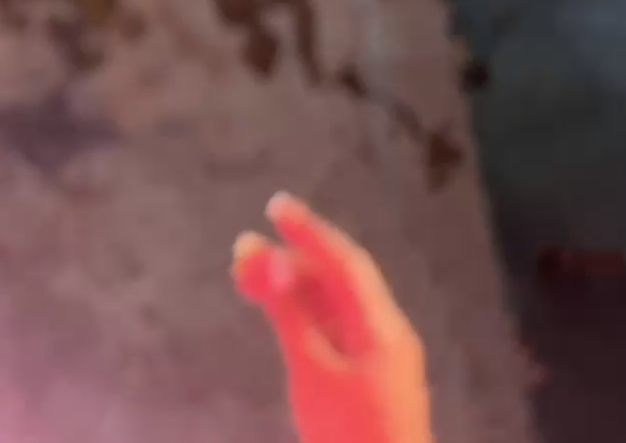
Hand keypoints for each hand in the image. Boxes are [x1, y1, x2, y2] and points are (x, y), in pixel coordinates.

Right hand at [232, 193, 430, 442]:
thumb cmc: (348, 433)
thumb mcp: (311, 368)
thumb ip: (288, 311)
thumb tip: (265, 259)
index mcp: (381, 327)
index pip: (344, 262)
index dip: (308, 230)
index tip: (275, 206)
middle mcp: (382, 332)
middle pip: (335, 279)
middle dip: (288, 258)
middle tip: (242, 249)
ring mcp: (374, 354)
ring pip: (328, 301)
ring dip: (289, 284)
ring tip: (244, 276)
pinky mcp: (362, 373)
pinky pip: (328, 325)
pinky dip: (298, 310)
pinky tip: (271, 306)